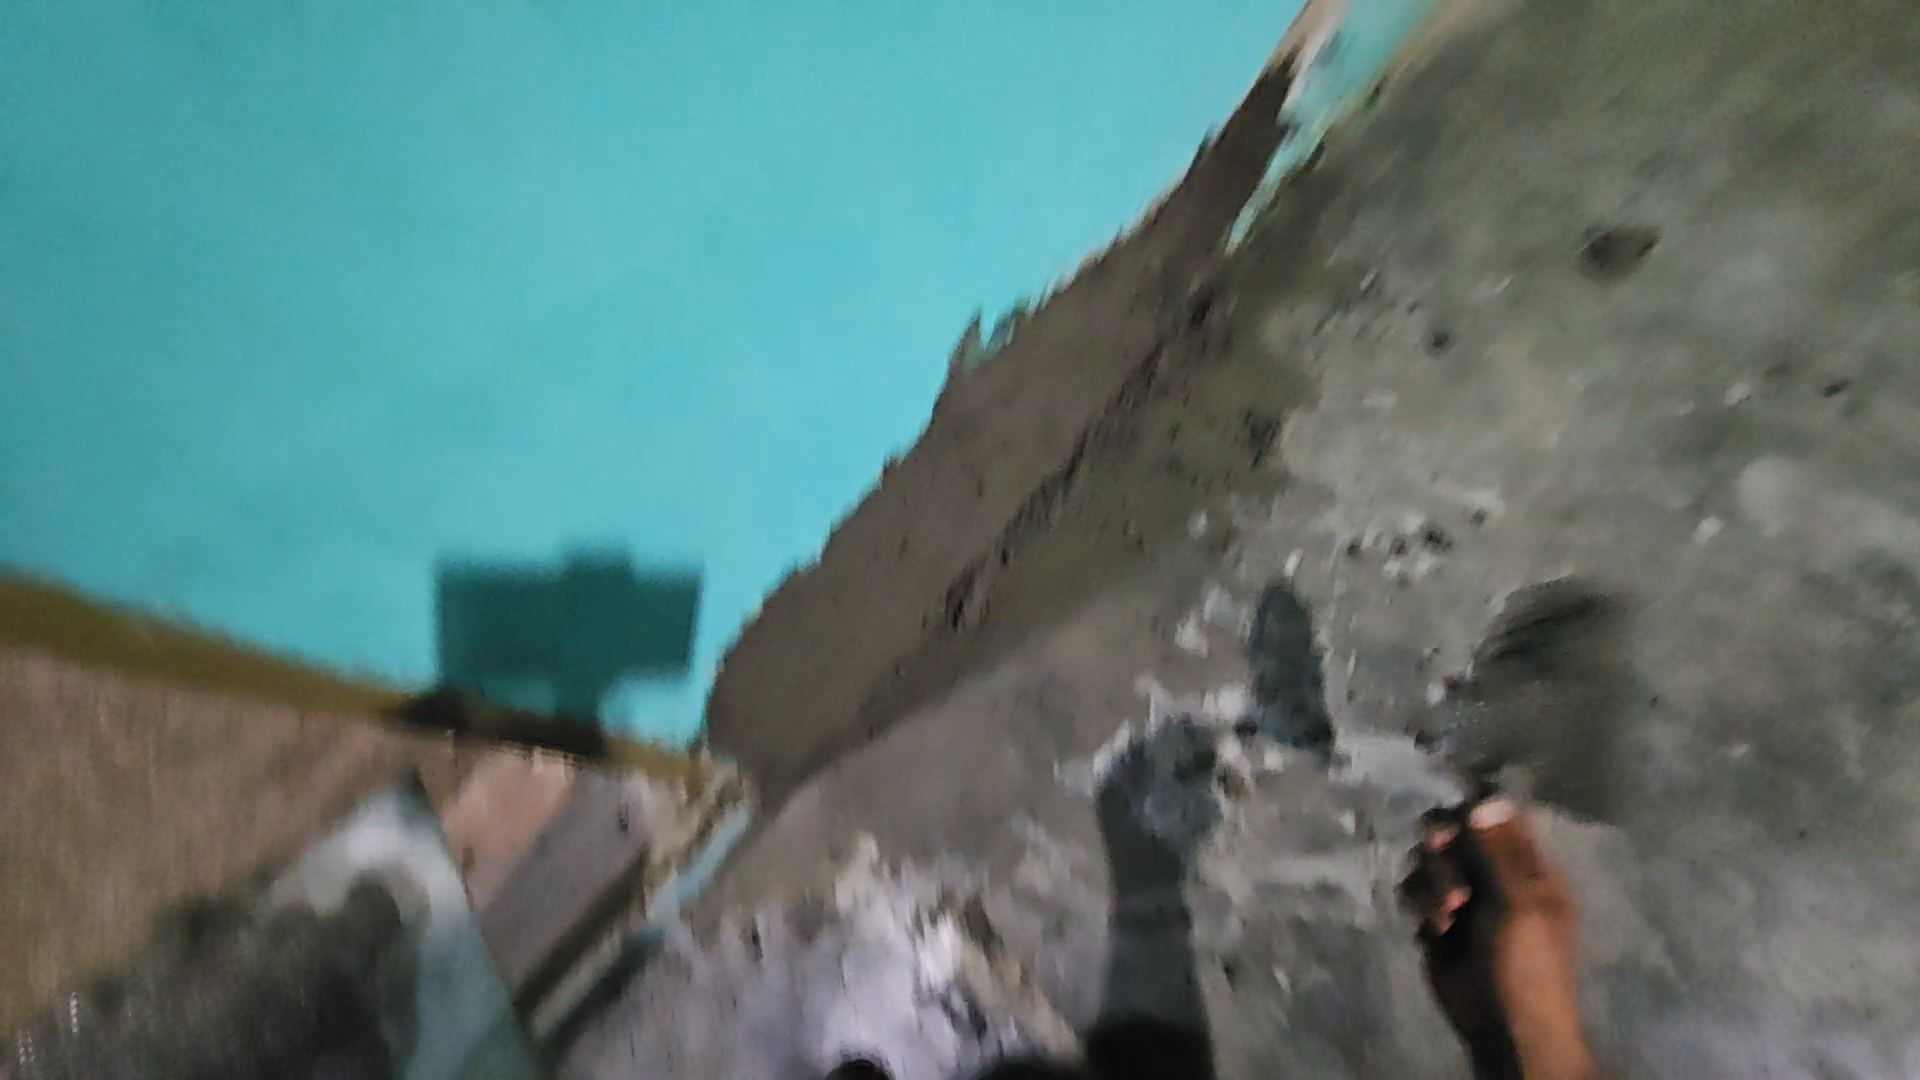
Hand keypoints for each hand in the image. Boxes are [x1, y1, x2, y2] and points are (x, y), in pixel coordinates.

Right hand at [1398, 797, 1596, 1079]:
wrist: (1503, 1025)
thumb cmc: (1526, 965)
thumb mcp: (1521, 905)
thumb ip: (1500, 851)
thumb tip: (1484, 799)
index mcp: (1528, 869)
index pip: (1497, 819)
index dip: (1471, 810)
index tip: (1453, 816)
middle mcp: (1494, 875)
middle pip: (1452, 832)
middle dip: (1443, 848)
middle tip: (1440, 853)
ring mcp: (1463, 895)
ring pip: (1428, 860)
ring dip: (1430, 883)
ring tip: (1445, 916)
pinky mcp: (1436, 915)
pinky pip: (1413, 888)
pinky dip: (1418, 904)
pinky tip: (1433, 928)